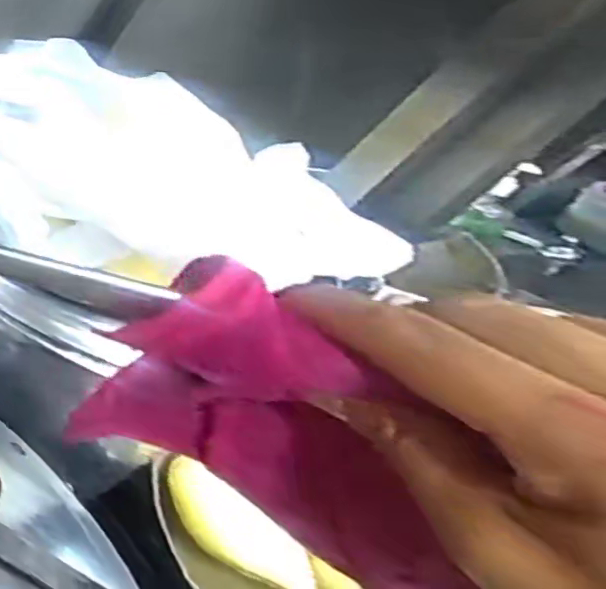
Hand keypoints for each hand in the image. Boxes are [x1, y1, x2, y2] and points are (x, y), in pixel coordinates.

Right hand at [283, 285, 605, 588]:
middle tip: (360, 350)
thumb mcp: (502, 557)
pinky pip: (589, 331)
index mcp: (574, 433)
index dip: (340, 312)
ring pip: (535, 314)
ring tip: (443, 366)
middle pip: (477, 314)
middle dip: (406, 322)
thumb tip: (333, 389)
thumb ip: (416, 460)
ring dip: (471, 329)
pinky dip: (539, 339)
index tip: (283, 303)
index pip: (420, 340)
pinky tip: (526, 375)